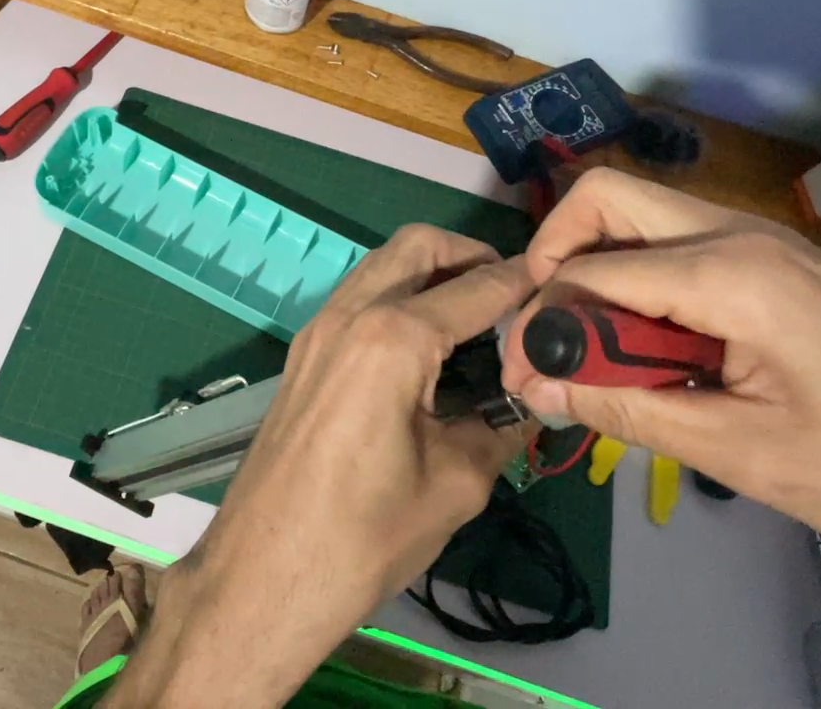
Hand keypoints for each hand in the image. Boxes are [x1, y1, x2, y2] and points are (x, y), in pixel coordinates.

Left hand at [108, 225, 532, 707]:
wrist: (263, 574)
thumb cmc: (364, 537)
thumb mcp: (455, 484)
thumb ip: (500, 427)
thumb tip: (528, 400)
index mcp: (392, 338)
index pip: (474, 288)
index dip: (522, 283)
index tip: (557, 285)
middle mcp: (350, 315)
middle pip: (416, 246)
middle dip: (468, 255)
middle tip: (509, 293)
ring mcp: (317, 331)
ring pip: (381, 266)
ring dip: (428, 273)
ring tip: (472, 319)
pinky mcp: (302, 355)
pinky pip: (357, 300)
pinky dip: (396, 299)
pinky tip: (425, 348)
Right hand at [502, 168, 820, 562]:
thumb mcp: (740, 453)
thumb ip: (625, 409)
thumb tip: (532, 387)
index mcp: (730, 273)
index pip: (590, 271)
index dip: (540, 319)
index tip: (523, 375)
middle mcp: (735, 232)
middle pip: (604, 198)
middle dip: (554, 255)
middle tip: (549, 332)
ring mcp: (755, 240)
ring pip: (635, 215)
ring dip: (592, 267)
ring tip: (591, 346)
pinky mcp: (767, 260)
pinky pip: (669, 244)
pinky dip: (631, 281)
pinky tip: (644, 346)